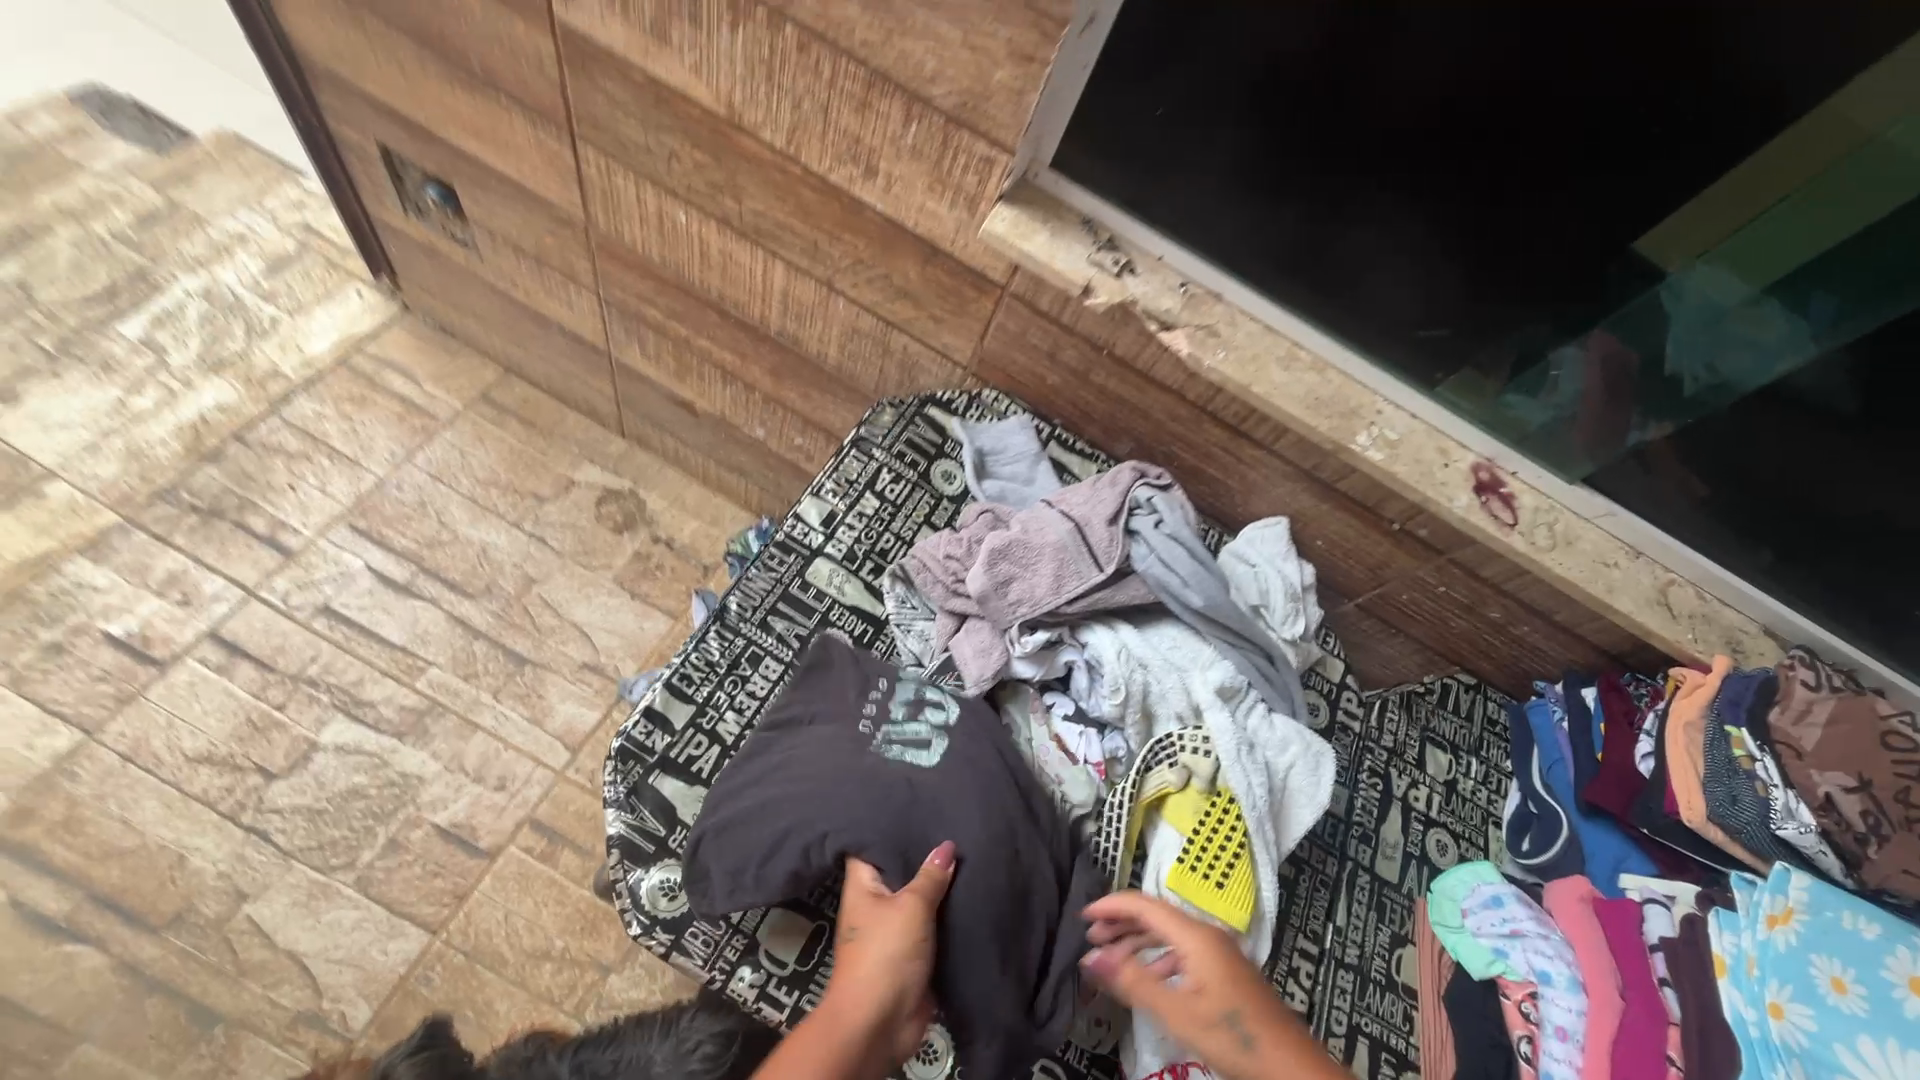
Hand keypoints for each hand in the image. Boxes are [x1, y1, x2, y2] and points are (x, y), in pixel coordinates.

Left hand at [820, 842, 956, 1065]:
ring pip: (921, 899)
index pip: (871, 846)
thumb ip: (930, 876)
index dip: (889, 826)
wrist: (882, 1023)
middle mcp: (877, 904)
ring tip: (970, 849)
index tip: (914, 804)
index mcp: (863, 887)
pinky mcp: (916, 953)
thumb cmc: (885, 955)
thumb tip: (946, 846)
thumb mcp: (910, 907)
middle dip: (925, 854)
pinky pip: (934, 925)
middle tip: (953, 823)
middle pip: (901, 871)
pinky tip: (973, 890)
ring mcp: (896, 929)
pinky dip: (949, 913)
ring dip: (940, 885)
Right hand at [1082, 892, 1337, 1079]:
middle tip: (1090, 939)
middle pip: (1156, 916)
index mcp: (1195, 935)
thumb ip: (1132, 981)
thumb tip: (1090, 956)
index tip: (1082, 918)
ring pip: (1169, 935)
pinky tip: (1148, 980)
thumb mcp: (1176, 1012)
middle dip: (1121, 923)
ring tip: (1111, 958)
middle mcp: (1207, 935)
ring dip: (1138, 942)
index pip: (1144, 904)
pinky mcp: (1225, 972)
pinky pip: (1182, 951)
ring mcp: (1219, 953)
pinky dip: (1157, 958)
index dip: (1111, 906)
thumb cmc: (1233, 1037)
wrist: (1292, 1067)